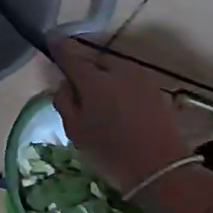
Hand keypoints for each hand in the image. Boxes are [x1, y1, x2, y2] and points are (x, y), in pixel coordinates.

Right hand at [49, 38, 189, 192]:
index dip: (57, 47)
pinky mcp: (158, 91)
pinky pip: (132, 82)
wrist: (162, 170)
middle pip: (95, 61)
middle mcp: (118, 71)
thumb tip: (65, 84)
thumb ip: (64, 101)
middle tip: (79, 89)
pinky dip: (122, 88)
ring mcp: (142, 79)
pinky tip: (121, 108)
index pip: (69, 54)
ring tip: (102, 101)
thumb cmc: (110, 151)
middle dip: (85, 70)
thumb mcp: (74, 130)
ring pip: (116, 71)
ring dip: (106, 78)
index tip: (50, 42)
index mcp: (92, 79)